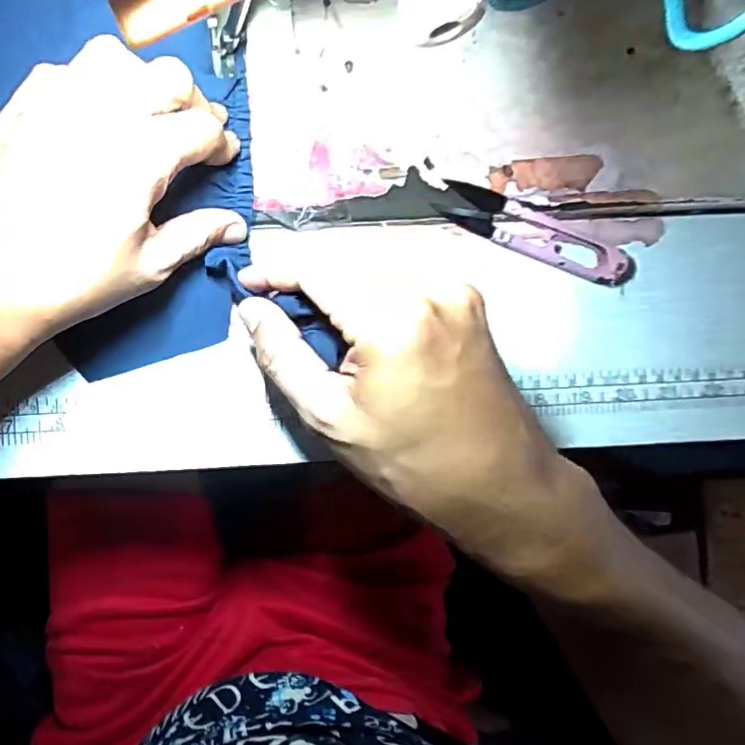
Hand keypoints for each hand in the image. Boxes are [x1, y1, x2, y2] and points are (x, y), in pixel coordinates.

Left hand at [0, 36, 244, 371]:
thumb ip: (196, 234)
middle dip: (193, 101)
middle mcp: (101, 114)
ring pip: (115, 59)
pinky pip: (64, 71)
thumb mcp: (148, 265)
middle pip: (168, 77)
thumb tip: (231, 225)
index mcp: (142, 154)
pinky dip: (90, 83)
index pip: (201, 126)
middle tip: (194, 132)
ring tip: (145, 111)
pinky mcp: (21, 108)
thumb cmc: (67, 279)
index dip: (221, 142)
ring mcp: (55, 104)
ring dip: (142, 79)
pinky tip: (93, 115)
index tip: (222, 155)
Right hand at [237, 255, 603, 586]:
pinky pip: (405, 275)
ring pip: (375, 264)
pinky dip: (374, 290)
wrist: (498, 483)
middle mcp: (431, 287)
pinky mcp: (469, 298)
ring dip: (340, 285)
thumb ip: (283, 355)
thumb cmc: (410, 462)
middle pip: (347, 262)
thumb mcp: (330, 417)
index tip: (246, 284)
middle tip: (279, 315)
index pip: (318, 270)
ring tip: (322, 326)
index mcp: (394, 317)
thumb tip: (253, 310)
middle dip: (308, 283)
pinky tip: (364, 324)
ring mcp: (457, 288)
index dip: (275, 272)